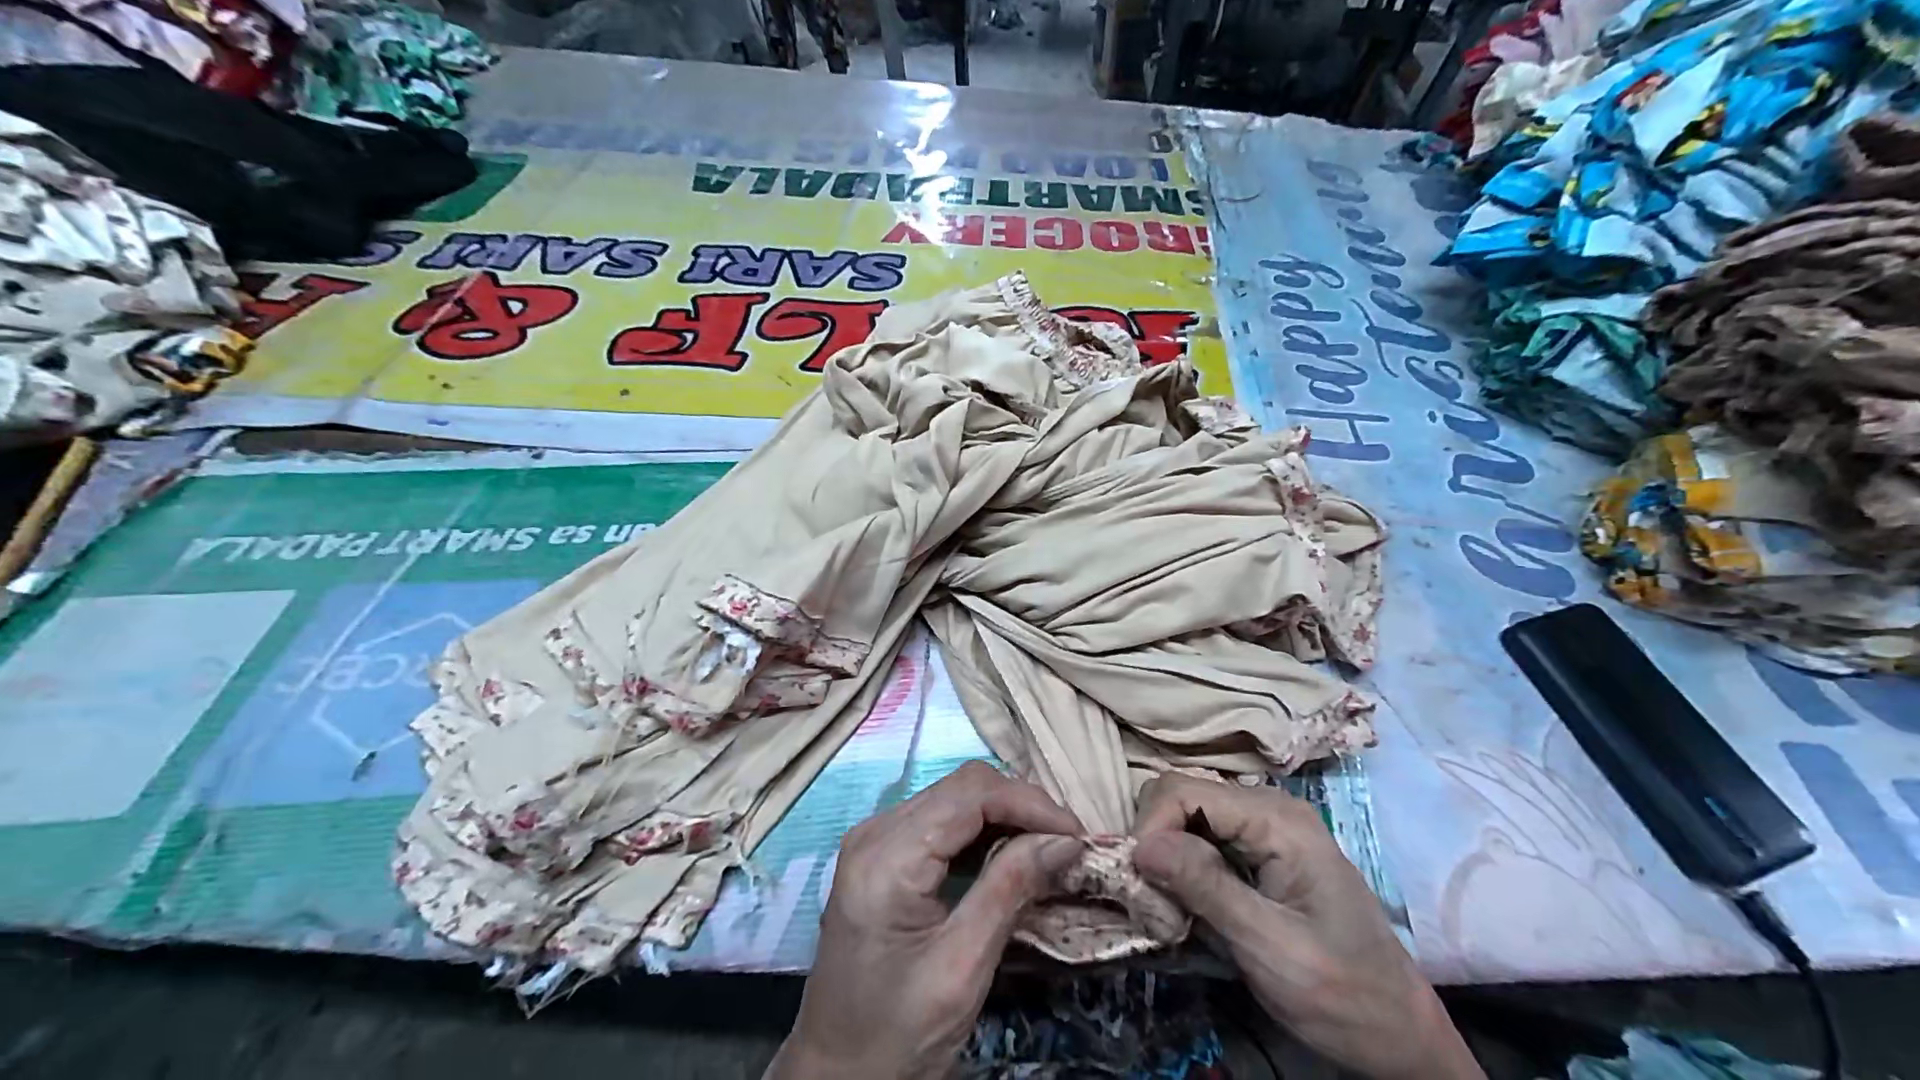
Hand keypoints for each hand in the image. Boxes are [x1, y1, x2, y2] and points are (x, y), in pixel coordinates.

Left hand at [767, 761, 1083, 1078]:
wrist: (836, 1072)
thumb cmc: (897, 1032)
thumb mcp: (962, 967)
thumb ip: (1010, 890)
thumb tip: (1067, 840)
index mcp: (887, 856)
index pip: (970, 794)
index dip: (1030, 802)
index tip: (1078, 835)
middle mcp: (876, 831)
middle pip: (962, 787)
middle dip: (1023, 805)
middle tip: (1070, 843)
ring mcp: (876, 838)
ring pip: (956, 798)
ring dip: (1007, 815)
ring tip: (1051, 847)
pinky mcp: (884, 853)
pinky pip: (943, 821)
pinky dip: (985, 830)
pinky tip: (1014, 853)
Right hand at [1131, 774, 1483, 1079]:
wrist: (1398, 1035)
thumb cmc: (1342, 993)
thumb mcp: (1270, 946)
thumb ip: (1206, 888)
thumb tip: (1139, 846)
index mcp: (1276, 818)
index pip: (1182, 790)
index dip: (1150, 828)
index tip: (1140, 883)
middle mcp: (1266, 807)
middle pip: (1178, 796)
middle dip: (1154, 842)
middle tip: (1156, 902)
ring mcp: (1262, 827)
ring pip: (1183, 816)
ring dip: (1164, 858)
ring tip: (1170, 909)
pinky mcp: (1255, 849)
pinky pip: (1199, 838)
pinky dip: (1181, 868)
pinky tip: (1188, 905)